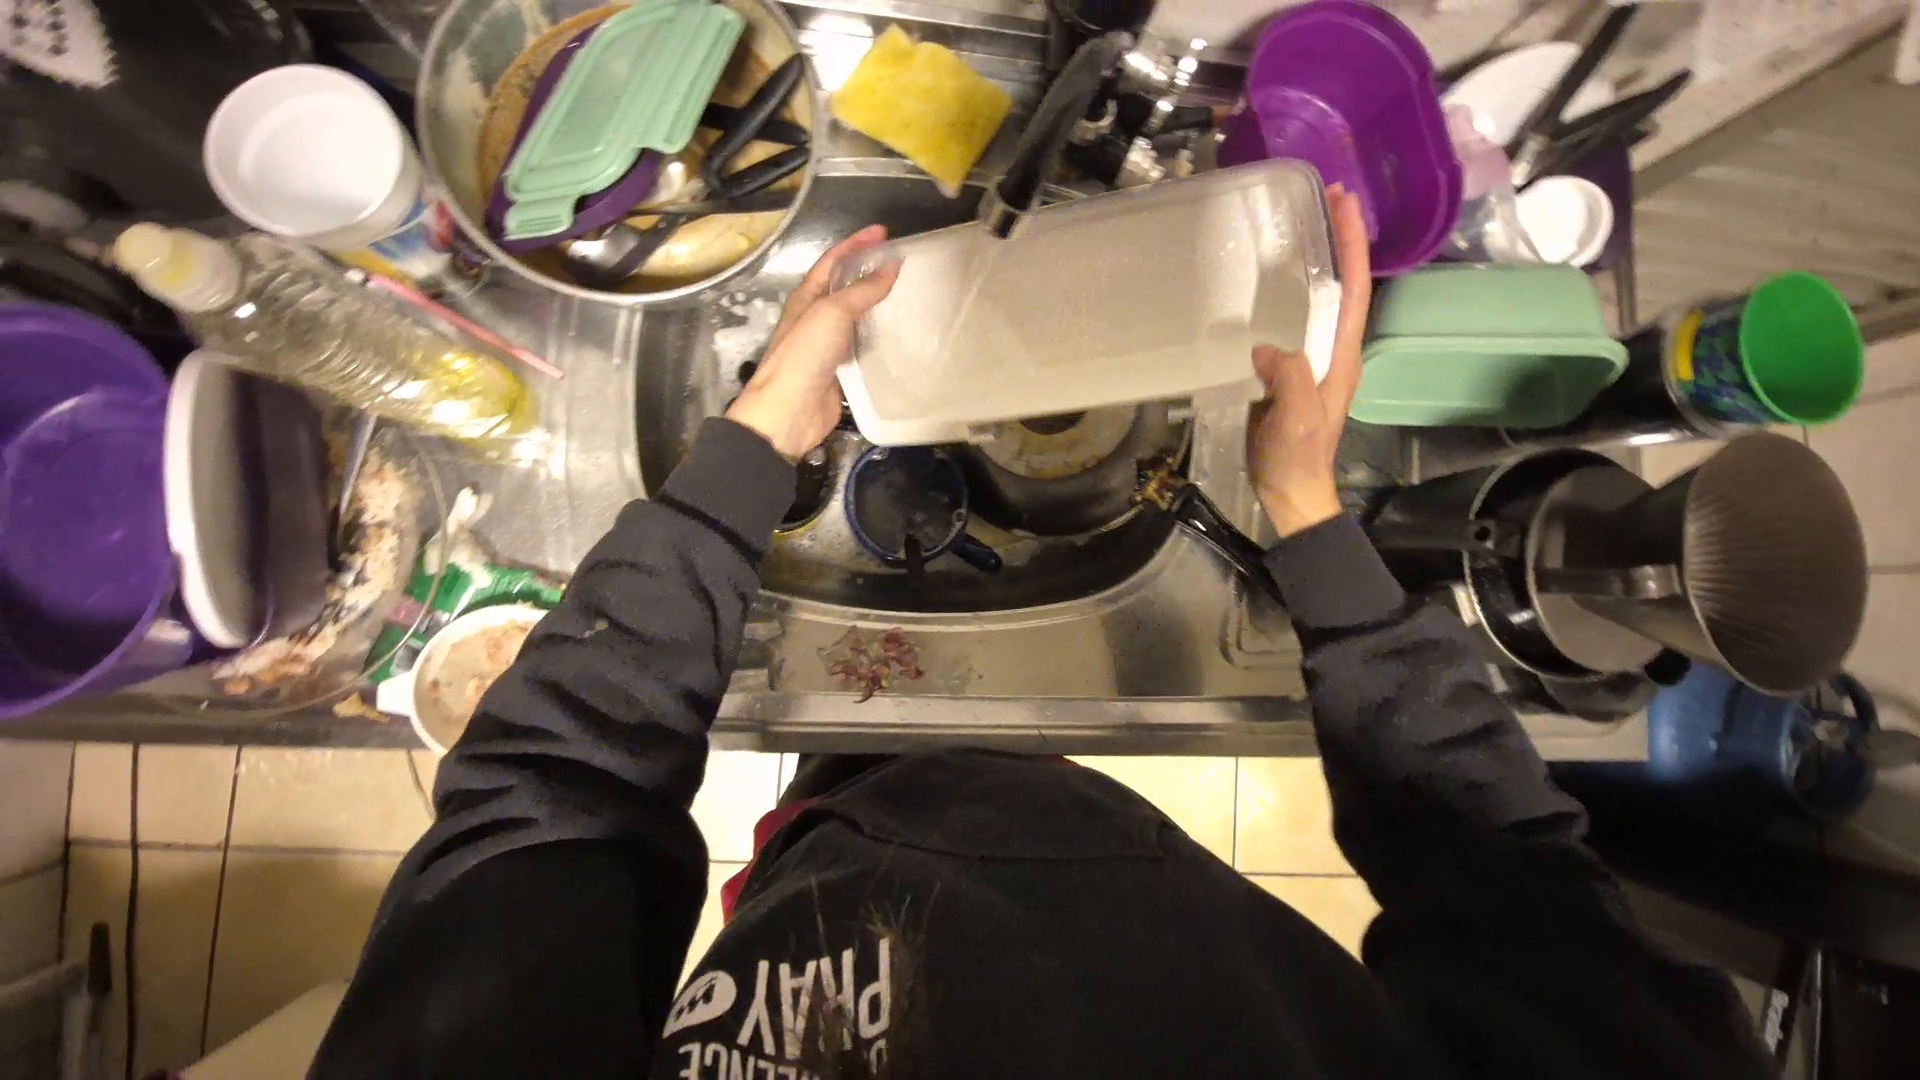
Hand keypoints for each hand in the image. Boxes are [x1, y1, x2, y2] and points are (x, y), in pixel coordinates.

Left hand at [726, 225, 900, 460]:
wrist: (789, 412)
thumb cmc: (804, 356)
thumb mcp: (832, 313)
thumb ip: (862, 290)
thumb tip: (891, 265)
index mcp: (806, 298)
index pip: (833, 261)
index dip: (857, 244)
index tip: (884, 233)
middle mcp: (815, 318)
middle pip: (844, 287)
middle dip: (868, 271)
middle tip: (900, 263)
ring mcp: (826, 346)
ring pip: (854, 318)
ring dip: (875, 305)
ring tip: (905, 296)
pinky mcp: (839, 371)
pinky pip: (861, 348)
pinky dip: (878, 338)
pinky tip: (896, 337)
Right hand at [1247, 185, 1372, 537]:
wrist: (1289, 493)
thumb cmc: (1296, 458)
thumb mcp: (1297, 418)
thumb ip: (1290, 377)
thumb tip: (1268, 345)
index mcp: (1343, 356)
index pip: (1355, 289)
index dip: (1351, 245)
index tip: (1343, 202)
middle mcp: (1334, 351)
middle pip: (1344, 286)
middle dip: (1340, 242)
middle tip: (1324, 199)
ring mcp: (1312, 363)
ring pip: (1321, 301)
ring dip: (1317, 263)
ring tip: (1299, 230)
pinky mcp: (1289, 374)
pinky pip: (1293, 324)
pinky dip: (1288, 295)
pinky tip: (1267, 289)